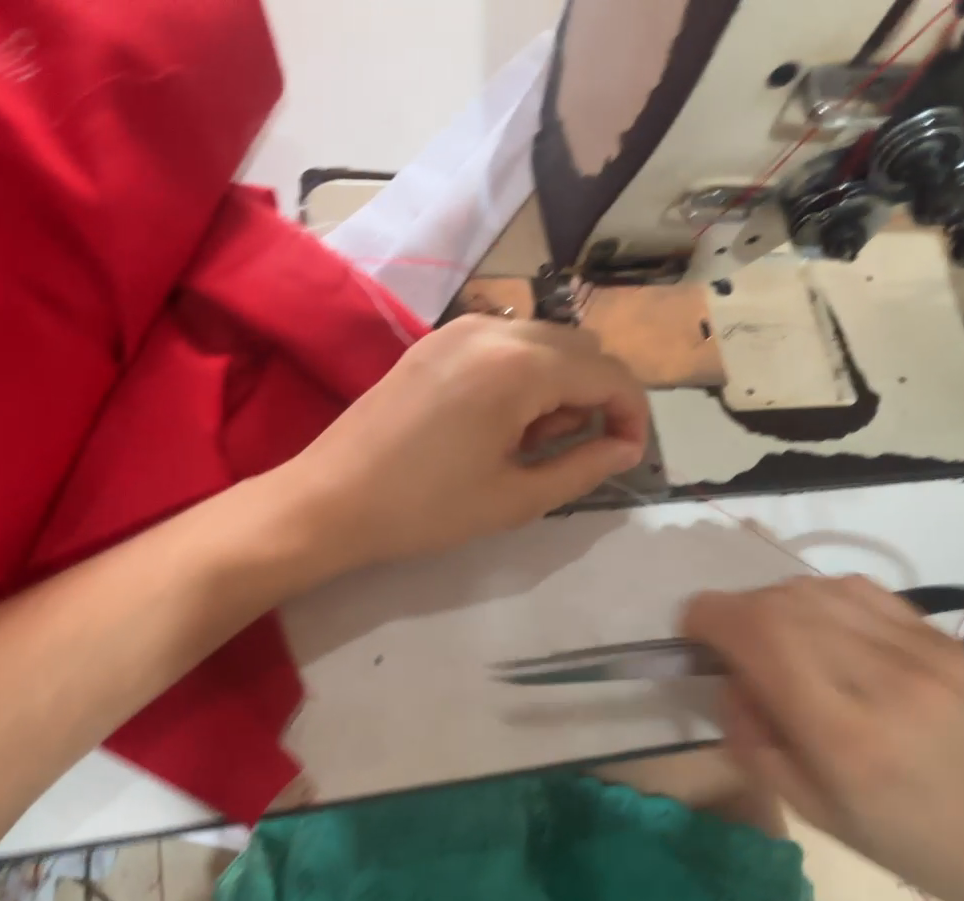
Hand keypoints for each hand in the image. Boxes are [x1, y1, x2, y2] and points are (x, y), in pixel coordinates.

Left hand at [279, 315, 648, 566]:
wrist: (331, 500)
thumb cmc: (425, 509)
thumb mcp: (515, 499)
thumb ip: (583, 468)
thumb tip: (625, 448)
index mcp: (519, 367)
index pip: (609, 374)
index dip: (632, 414)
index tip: (628, 455)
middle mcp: (494, 329)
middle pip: (581, 348)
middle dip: (597, 397)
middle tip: (571, 453)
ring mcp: (459, 327)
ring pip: (544, 342)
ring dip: (560, 384)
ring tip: (529, 444)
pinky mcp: (435, 340)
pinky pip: (505, 342)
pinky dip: (523, 374)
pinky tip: (497, 421)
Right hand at [684, 576, 963, 900]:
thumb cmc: (921, 850)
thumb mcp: (820, 817)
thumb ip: (757, 744)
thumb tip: (729, 683)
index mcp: (847, 737)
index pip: (760, 636)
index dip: (710, 617)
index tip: (690, 630)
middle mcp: (885, 679)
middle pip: (783, 603)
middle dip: (735, 609)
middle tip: (724, 641)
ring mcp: (924, 652)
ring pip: (820, 588)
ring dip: (775, 601)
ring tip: (769, 634)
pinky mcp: (947, 640)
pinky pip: (864, 592)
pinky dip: (821, 597)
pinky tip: (818, 626)